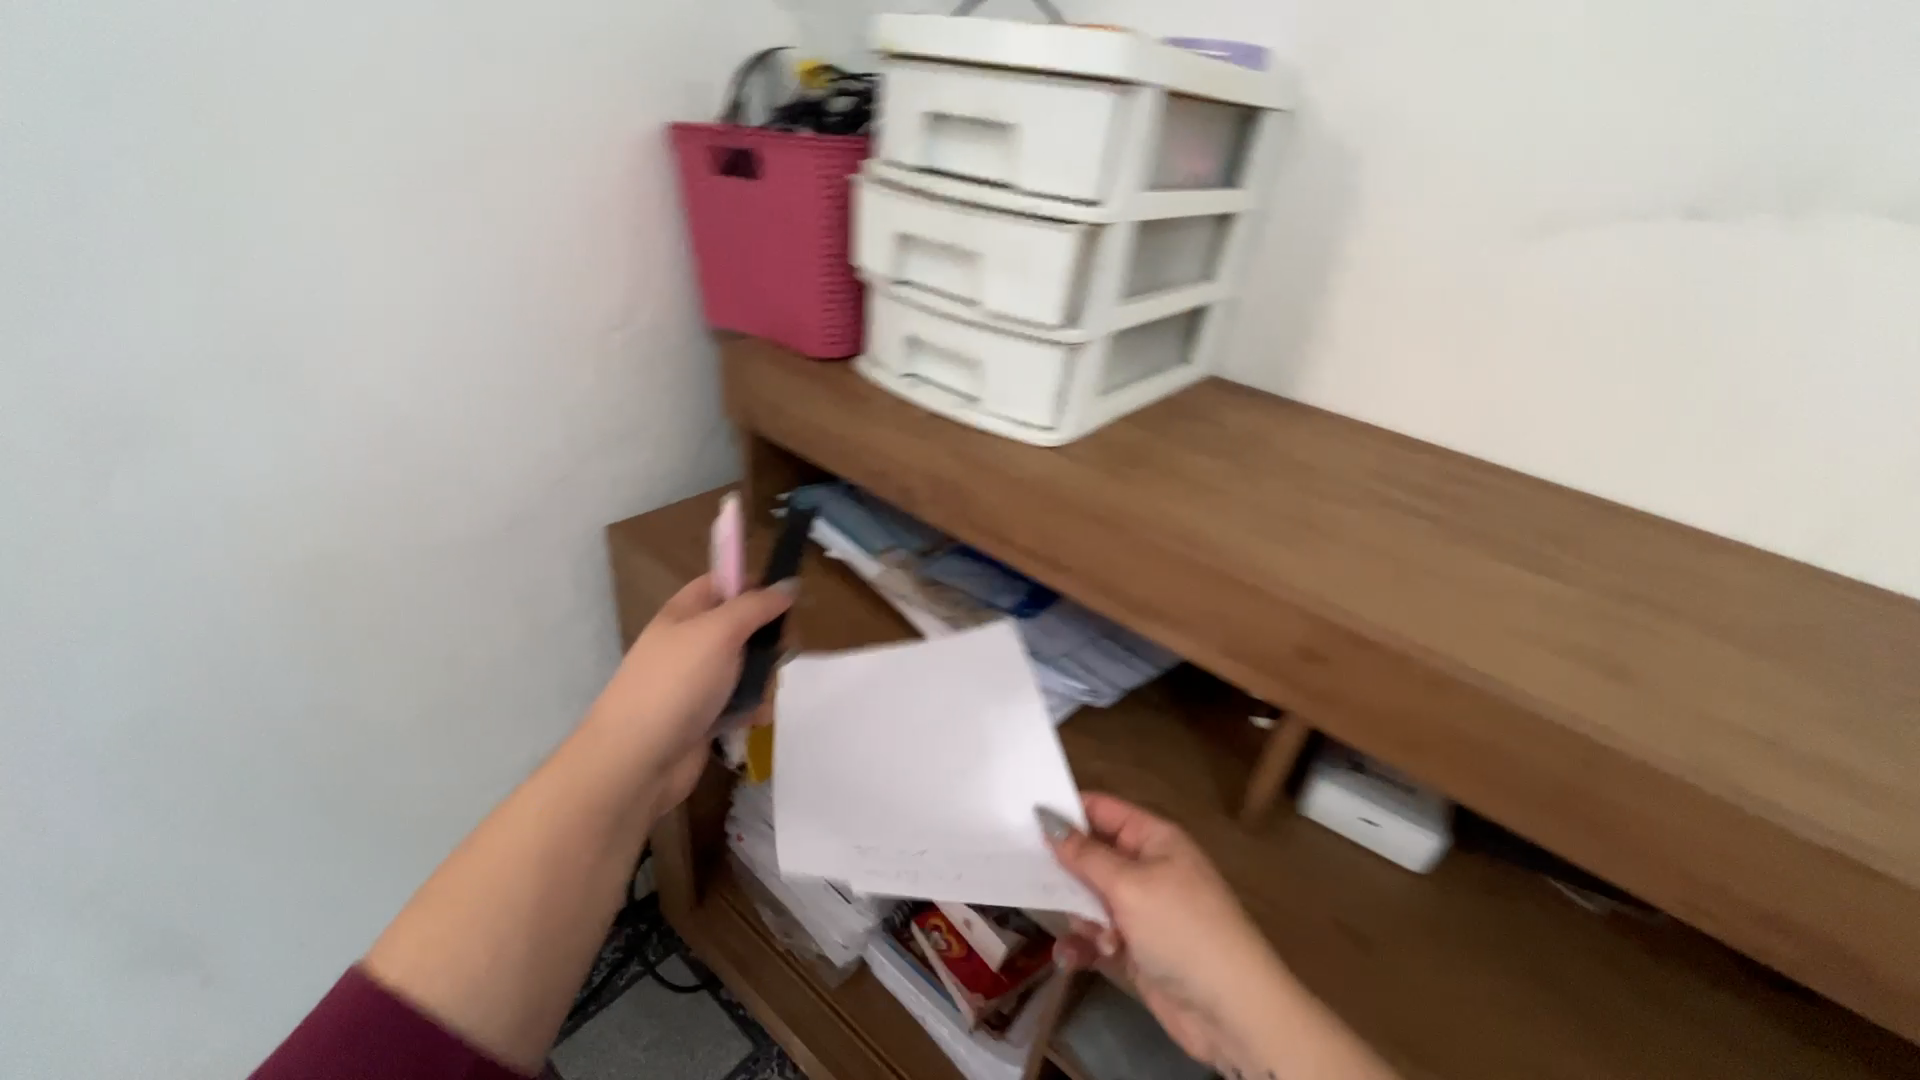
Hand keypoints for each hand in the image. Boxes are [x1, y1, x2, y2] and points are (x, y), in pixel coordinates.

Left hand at [582, 573, 792, 820]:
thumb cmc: (677, 685)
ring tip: (758, 697)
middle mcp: (691, 643)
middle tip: (779, 653)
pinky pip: (742, 702)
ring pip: (749, 668)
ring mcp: (698, 682)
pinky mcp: (706, 716)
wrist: (638, 760)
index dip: (753, 586)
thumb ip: (757, 605)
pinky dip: (752, 709)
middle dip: (767, 642)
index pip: (722, 584)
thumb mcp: (719, 632)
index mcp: (685, 613)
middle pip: (744, 628)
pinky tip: (752, 720)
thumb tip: (788, 585)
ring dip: (762, 681)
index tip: (784, 600)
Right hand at [1042, 793, 1292, 1072]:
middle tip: (1035, 881)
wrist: (1230, 1011)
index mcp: (1154, 839)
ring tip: (1093, 936)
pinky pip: (1096, 936)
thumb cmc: (1182, 930)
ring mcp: (1141, 910)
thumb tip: (1049, 820)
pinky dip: (1085, 946)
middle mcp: (1147, 868)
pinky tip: (1075, 958)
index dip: (1067, 812)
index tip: (1024, 818)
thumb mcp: (1130, 886)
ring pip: (1089, 899)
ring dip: (1080, 917)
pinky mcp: (1135, 948)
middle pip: (1091, 856)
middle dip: (1067, 872)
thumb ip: (1085, 855)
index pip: (1102, 810)